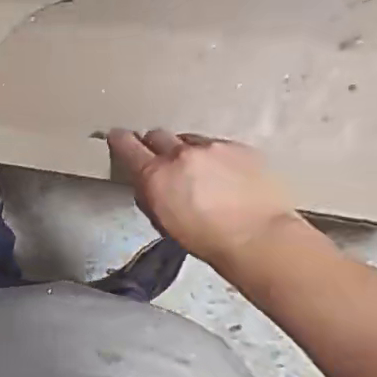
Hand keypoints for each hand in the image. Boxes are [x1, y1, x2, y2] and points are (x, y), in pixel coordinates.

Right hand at [106, 129, 304, 268]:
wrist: (257, 236)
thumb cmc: (211, 240)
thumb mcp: (164, 224)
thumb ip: (151, 196)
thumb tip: (148, 184)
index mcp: (156, 175)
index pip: (128, 146)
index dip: (120, 141)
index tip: (118, 138)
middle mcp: (182, 154)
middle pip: (159, 136)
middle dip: (156, 146)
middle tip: (162, 162)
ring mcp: (213, 147)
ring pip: (191, 141)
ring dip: (190, 153)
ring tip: (202, 177)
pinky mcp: (240, 147)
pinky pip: (220, 147)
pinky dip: (218, 159)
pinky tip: (226, 179)